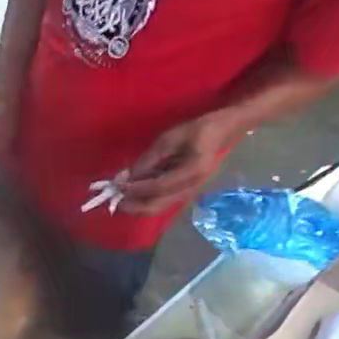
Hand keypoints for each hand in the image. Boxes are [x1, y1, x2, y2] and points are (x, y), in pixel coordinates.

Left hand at [120, 111, 243, 214]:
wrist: (222, 133)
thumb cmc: (198, 130)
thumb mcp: (171, 138)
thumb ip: (151, 158)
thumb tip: (129, 175)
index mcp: (193, 172)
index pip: (160, 187)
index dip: (138, 188)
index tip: (120, 186)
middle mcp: (191, 189)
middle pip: (159, 206)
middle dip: (135, 206)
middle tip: (115, 202)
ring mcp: (188, 193)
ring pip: (159, 207)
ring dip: (138, 206)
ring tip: (121, 200)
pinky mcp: (183, 192)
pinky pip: (162, 201)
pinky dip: (145, 200)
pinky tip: (133, 195)